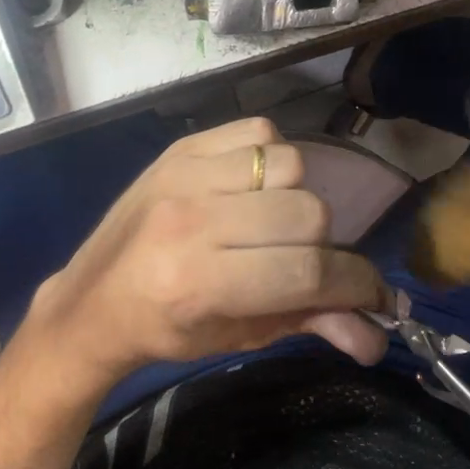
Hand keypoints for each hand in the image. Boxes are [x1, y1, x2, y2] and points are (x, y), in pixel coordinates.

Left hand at [26, 118, 390, 389]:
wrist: (92, 298)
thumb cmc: (166, 328)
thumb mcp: (237, 337)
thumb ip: (310, 324)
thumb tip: (377, 336)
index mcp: (200, 282)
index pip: (308, 272)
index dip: (355, 285)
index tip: (372, 297)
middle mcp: (192, 220)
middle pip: (308, 213)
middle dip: (320, 245)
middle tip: (301, 262)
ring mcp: (185, 174)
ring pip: (289, 165)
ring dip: (296, 197)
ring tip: (273, 222)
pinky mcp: (182, 146)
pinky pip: (260, 131)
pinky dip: (271, 157)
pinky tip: (254, 186)